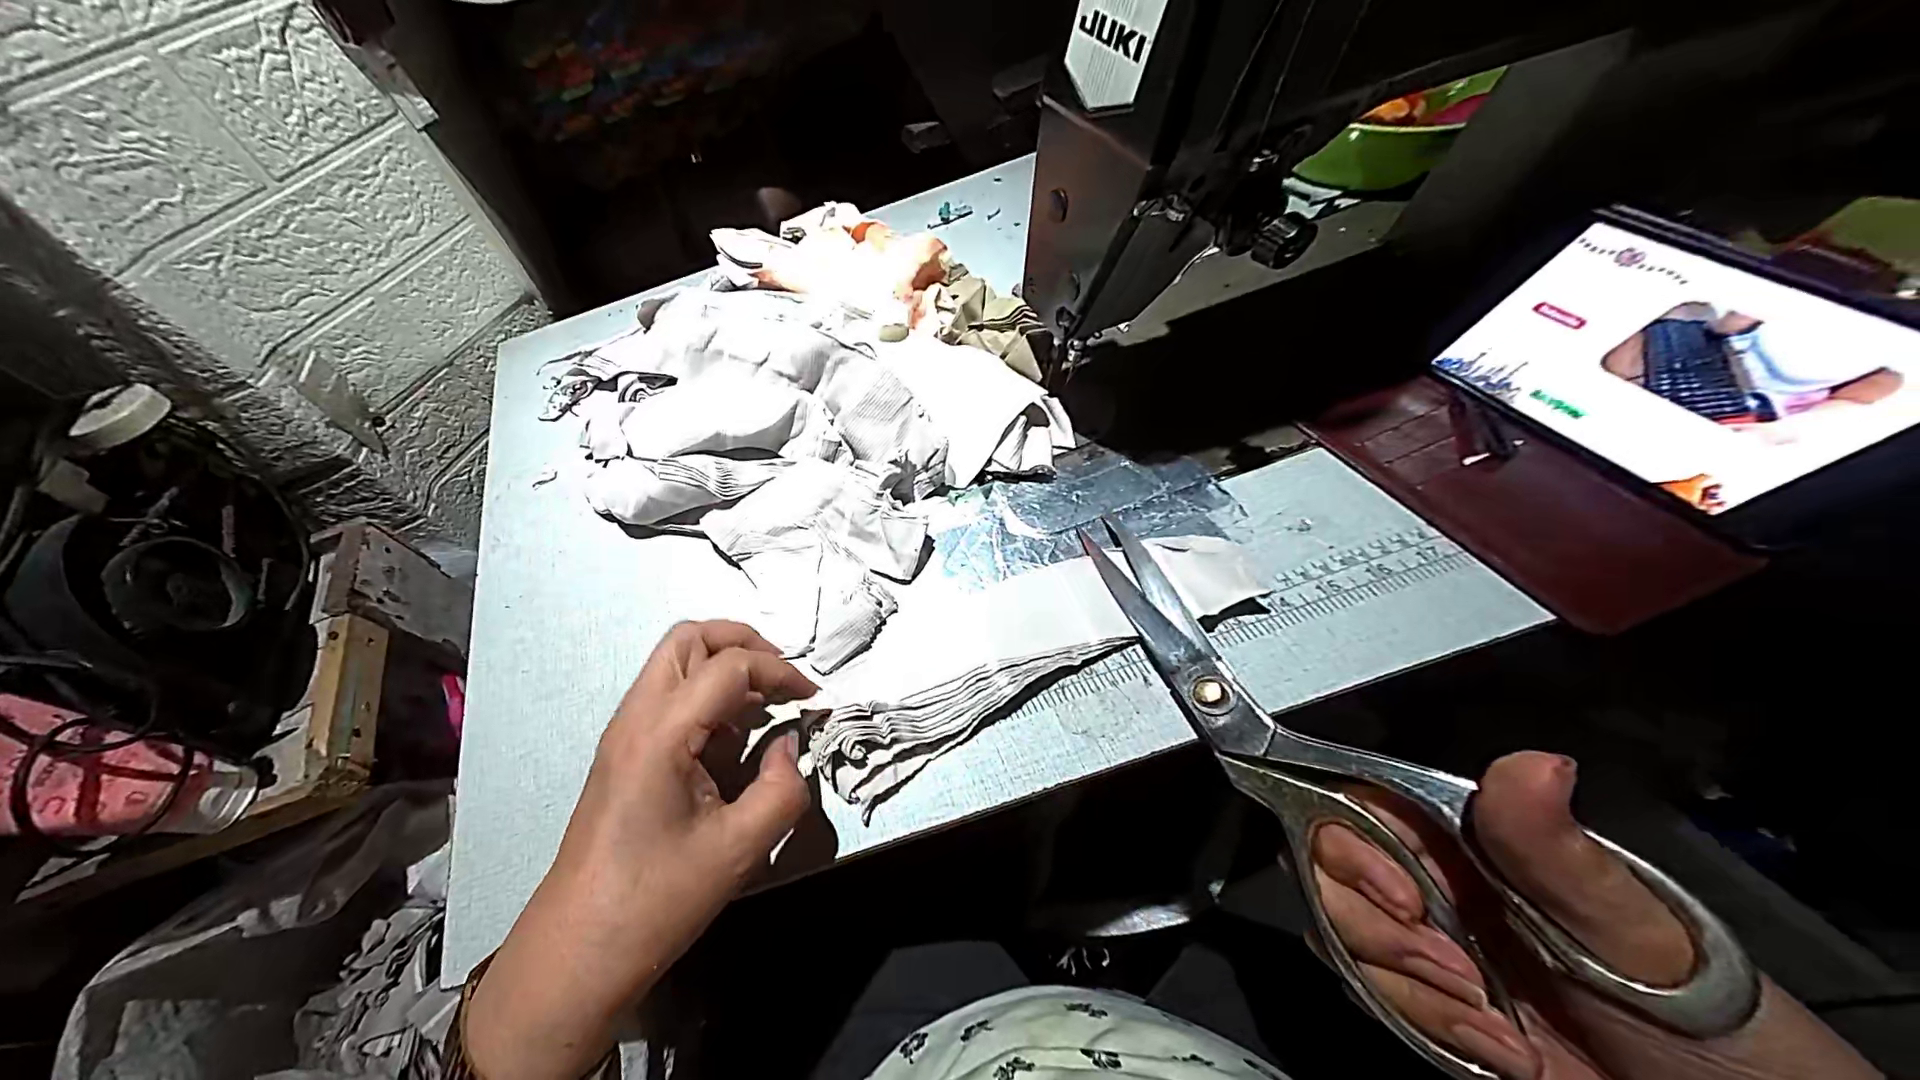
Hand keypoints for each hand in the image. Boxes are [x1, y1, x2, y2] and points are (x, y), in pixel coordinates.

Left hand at [466, 621, 816, 1079]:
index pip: (729, 665)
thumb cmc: (656, 901)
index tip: (813, 698)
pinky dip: (709, 693)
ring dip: (725, 666)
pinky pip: (670, 695)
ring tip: (764, 704)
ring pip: (675, 661)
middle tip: (781, 678)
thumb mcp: (739, 849)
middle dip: (744, 643)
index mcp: (661, 734)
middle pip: (689, 638)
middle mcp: (636, 719)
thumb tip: (790, 747)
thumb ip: (782, 788)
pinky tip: (734, 736)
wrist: (575, 954)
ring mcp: (625, 733)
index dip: (780, 671)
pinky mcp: (625, 753)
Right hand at [1310, 751, 1878, 1078]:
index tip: (1405, 897)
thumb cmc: (1705, 1020)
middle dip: (1377, 931)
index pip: (1355, 808)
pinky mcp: (1417, 998)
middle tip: (1460, 972)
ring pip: (1338, 935)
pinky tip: (1493, 1046)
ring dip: (1407, 989)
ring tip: (1494, 1023)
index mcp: (1461, 839)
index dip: (1353, 846)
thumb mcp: (1636, 930)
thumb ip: (1559, 847)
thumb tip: (1532, 765)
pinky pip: (1367, 995)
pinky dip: (1420, 1026)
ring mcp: (1418, 938)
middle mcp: (1427, 878)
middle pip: (1327, 873)